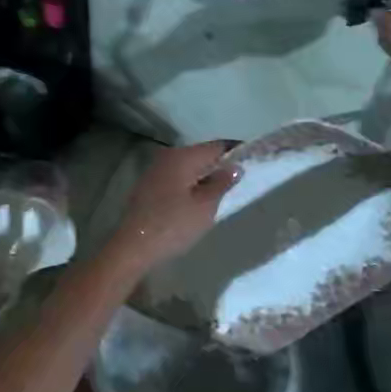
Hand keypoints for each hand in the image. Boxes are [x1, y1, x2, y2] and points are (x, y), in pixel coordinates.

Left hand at [104, 141, 241, 273]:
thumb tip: (235, 166)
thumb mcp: (205, 206)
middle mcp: (167, 156)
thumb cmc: (174, 224)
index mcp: (182, 156)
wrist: (134, 245)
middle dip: (221, 164)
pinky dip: (192, 183)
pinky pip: (178, 177)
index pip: (216, 146)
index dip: (236, 151)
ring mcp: (155, 170)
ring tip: (226, 189)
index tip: (255, 158)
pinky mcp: (149, 185)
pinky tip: (201, 198)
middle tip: (244, 177)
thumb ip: (222, 183)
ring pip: (189, 166)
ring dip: (206, 174)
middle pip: (201, 154)